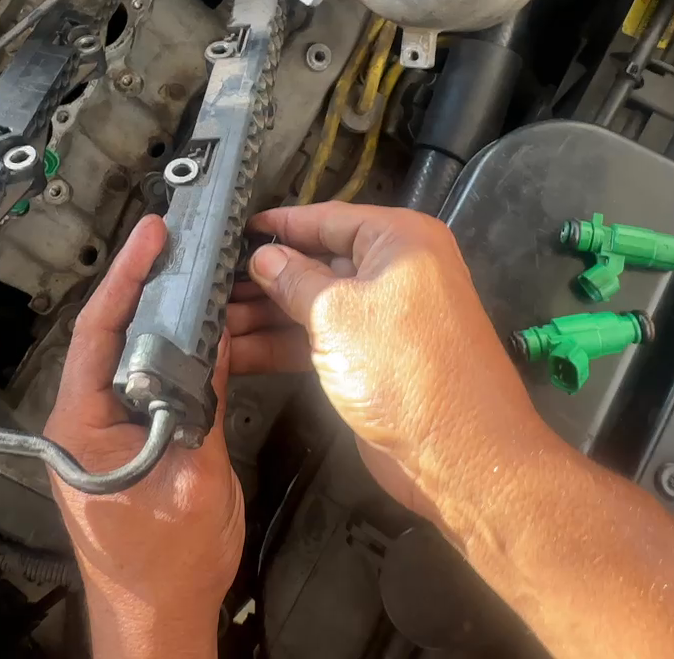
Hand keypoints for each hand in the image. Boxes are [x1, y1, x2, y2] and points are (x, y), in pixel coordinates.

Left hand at [44, 216, 243, 658]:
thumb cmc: (167, 563)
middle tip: (177, 239)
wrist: (160, 619)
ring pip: (133, 352)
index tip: (152, 235)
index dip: (126, 278)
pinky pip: (151, 376)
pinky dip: (177, 347)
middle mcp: (85, 416)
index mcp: (81, 424)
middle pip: (112, 332)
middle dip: (144, 283)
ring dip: (163, 313)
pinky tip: (203, 327)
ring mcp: (106, 425)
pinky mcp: (130, 433)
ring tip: (195, 270)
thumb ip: (204, 404)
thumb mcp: (196, 477)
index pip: (98, 331)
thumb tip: (217, 336)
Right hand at [239, 203, 545, 519]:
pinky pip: (321, 338)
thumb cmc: (402, 366)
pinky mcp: (372, 357)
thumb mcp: (337, 313)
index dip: (280, 225)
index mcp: (399, 240)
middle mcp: (395, 269)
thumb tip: (263, 257)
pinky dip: (283, 344)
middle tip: (213, 282)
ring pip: (315, 303)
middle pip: (319, 261)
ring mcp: (383, 316)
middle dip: (267, 276)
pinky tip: (236, 351)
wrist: (461, 456)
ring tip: (212, 319)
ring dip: (266, 314)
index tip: (235, 230)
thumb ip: (293, 280)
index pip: (328, 218)